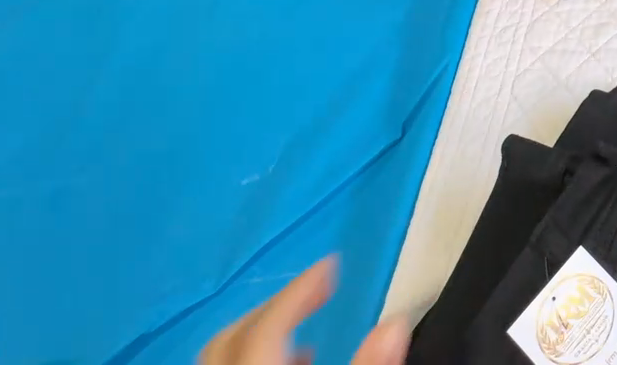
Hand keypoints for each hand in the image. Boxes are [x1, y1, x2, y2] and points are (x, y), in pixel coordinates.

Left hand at [200, 258, 408, 364]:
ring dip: (260, 332)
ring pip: (218, 356)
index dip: (298, 290)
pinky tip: (289, 363)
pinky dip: (250, 357)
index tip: (333, 261)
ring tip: (305, 333)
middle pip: (227, 338)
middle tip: (319, 287)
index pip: (264, 328)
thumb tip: (397, 321)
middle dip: (274, 305)